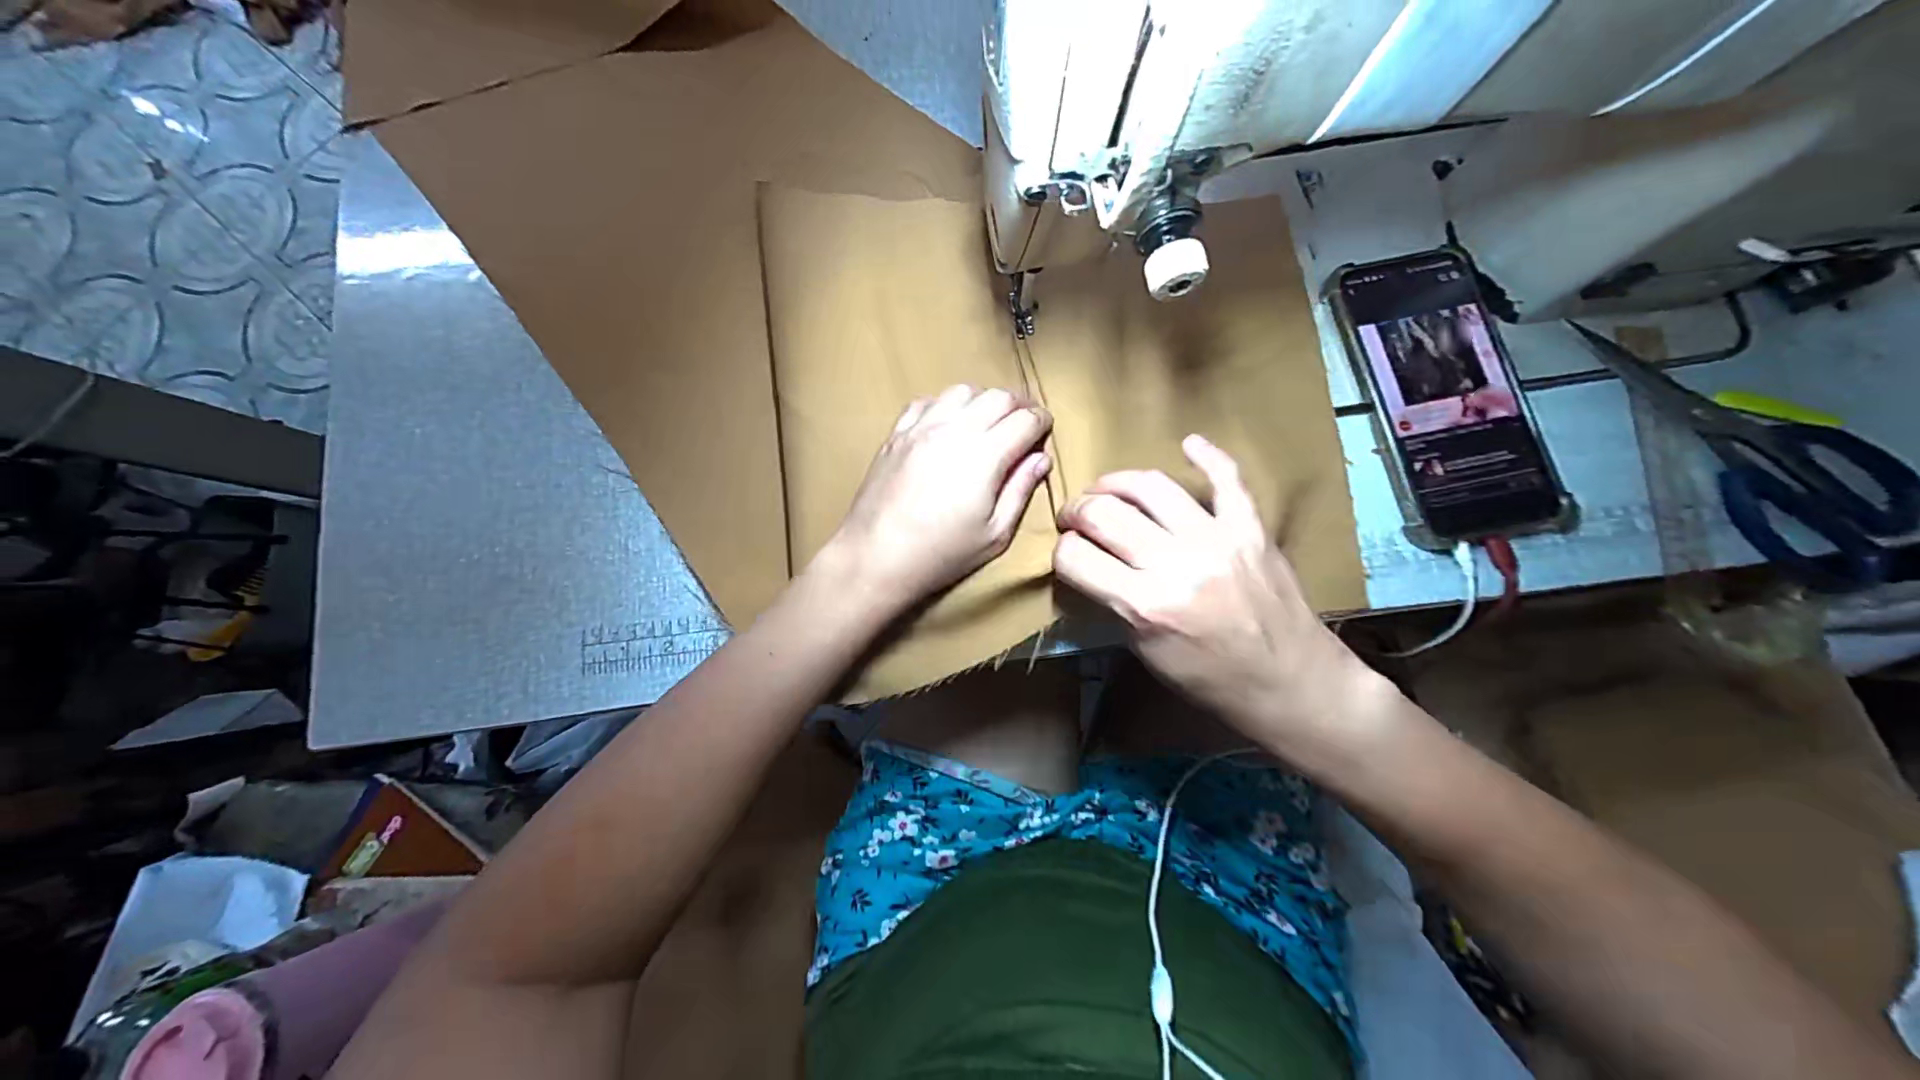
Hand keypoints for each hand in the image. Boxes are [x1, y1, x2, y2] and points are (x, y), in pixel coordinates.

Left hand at [819, 385, 1051, 615]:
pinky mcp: (896, 434)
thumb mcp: (994, 534)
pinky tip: (948, 424)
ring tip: (988, 422)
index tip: (1045, 432)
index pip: (1026, 420)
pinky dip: (946, 405)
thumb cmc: (940, 554)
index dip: (1042, 423)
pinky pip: (927, 401)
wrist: (875, 557)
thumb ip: (1020, 491)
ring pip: (963, 391)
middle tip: (1024, 426)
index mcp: (985, 455)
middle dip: (1019, 406)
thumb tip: (1040, 459)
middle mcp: (954, 429)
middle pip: (999, 396)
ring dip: (983, 401)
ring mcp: (921, 427)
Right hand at [1052, 435, 1390, 748]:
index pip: (1076, 557)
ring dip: (1115, 483)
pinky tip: (1188, 444)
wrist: (1291, 684)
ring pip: (1151, 487)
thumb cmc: (1212, 680)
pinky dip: (1207, 455)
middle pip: (1105, 514)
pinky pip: (1228, 478)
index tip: (1065, 552)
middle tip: (1074, 518)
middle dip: (1076, 512)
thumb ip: (1114, 602)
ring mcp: (1218, 540)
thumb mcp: (1146, 651)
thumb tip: (1089, 563)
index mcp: (1146, 606)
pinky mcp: (1251, 528)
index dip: (1061, 551)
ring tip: (1106, 491)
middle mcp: (1178, 565)